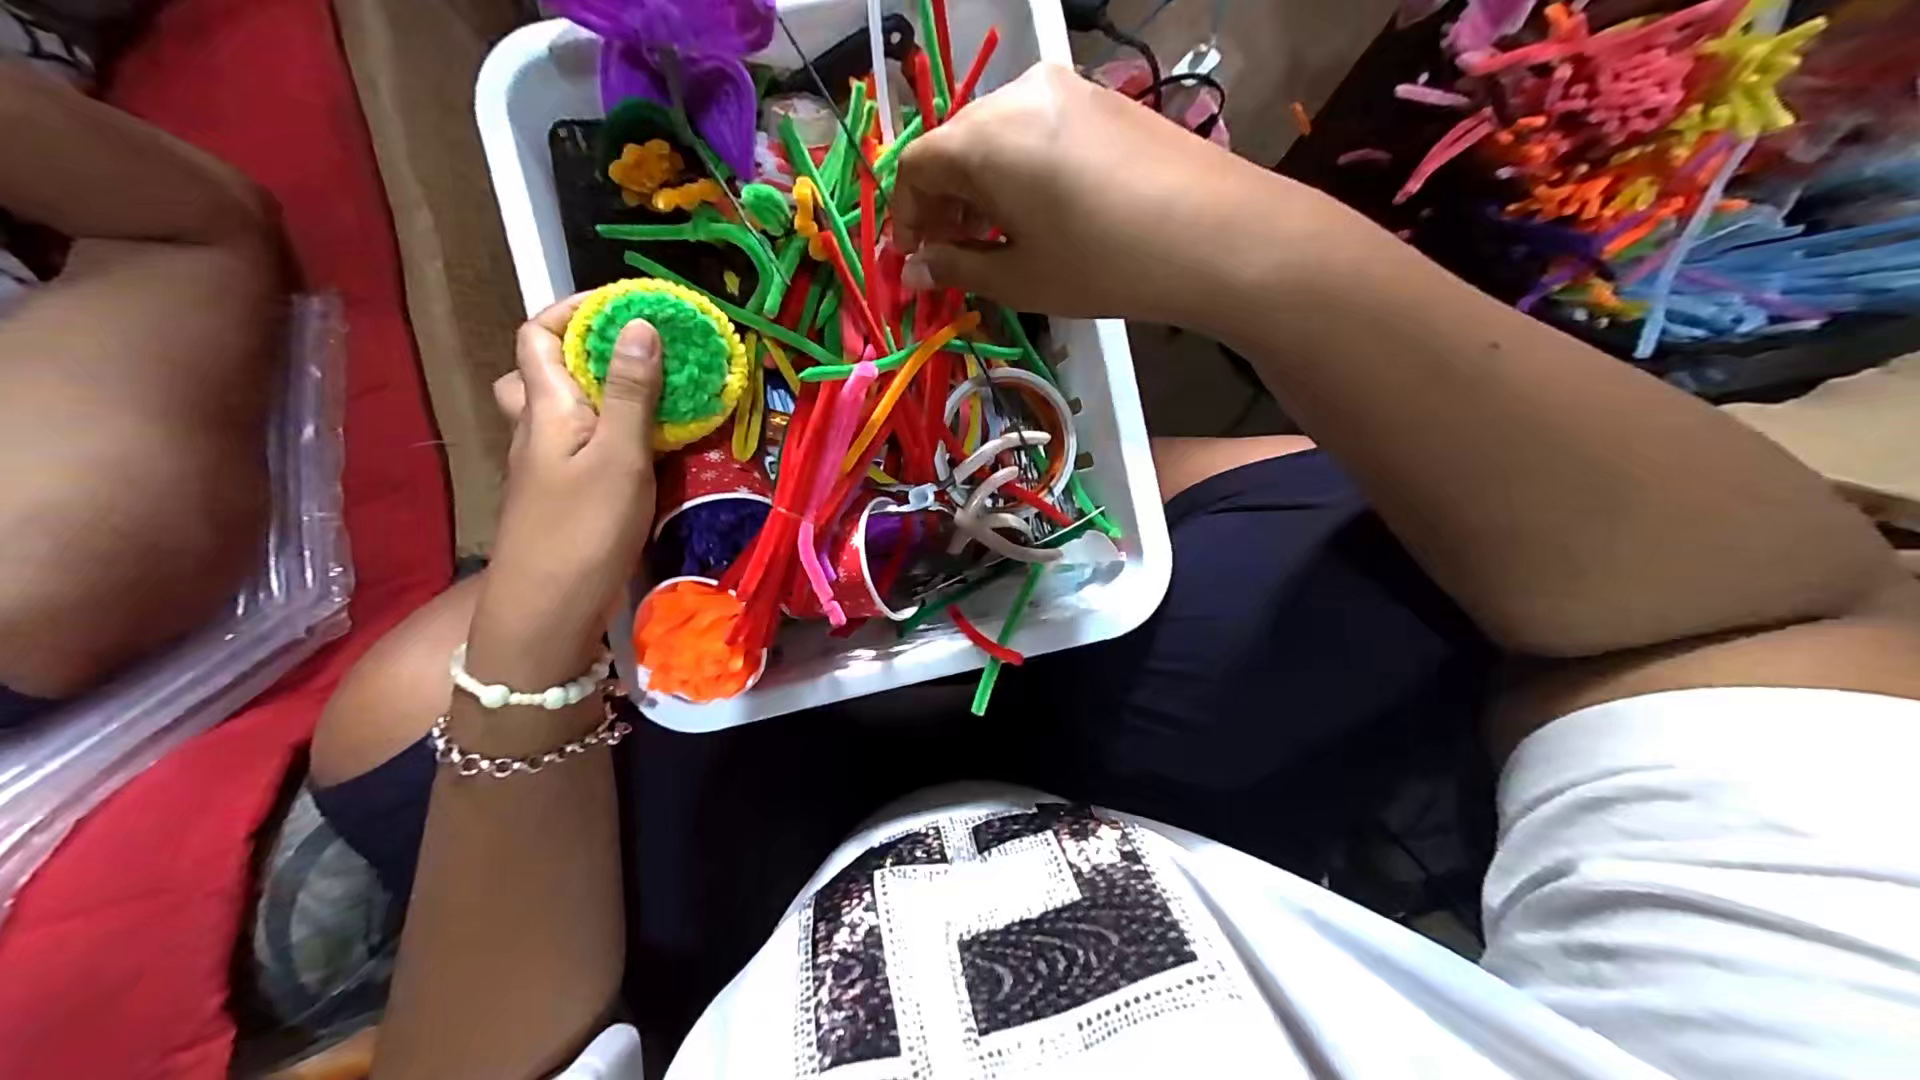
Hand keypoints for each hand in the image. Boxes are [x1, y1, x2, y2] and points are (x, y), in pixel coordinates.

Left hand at [467, 294, 663, 686]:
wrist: (548, 608)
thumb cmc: (584, 527)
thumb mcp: (619, 455)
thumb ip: (631, 392)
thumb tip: (639, 324)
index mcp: (544, 408)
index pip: (536, 334)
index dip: (572, 310)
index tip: (626, 307)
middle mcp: (534, 429)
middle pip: (535, 370)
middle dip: (579, 350)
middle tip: (631, 355)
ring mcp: (542, 466)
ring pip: (553, 410)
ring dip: (589, 392)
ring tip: (638, 397)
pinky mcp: (559, 495)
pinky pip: (574, 443)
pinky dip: (602, 431)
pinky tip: (639, 448)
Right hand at [892, 63, 1273, 323]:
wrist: (1215, 236)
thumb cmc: (1102, 264)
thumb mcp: (1018, 277)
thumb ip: (955, 266)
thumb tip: (913, 268)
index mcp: (985, 135)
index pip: (916, 165)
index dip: (904, 217)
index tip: (912, 259)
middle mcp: (1017, 93)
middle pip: (954, 146)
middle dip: (942, 204)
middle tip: (952, 255)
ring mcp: (1065, 88)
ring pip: (995, 137)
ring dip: (979, 189)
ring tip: (994, 240)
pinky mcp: (1100, 99)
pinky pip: (1034, 131)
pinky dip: (1016, 172)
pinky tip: (1035, 212)